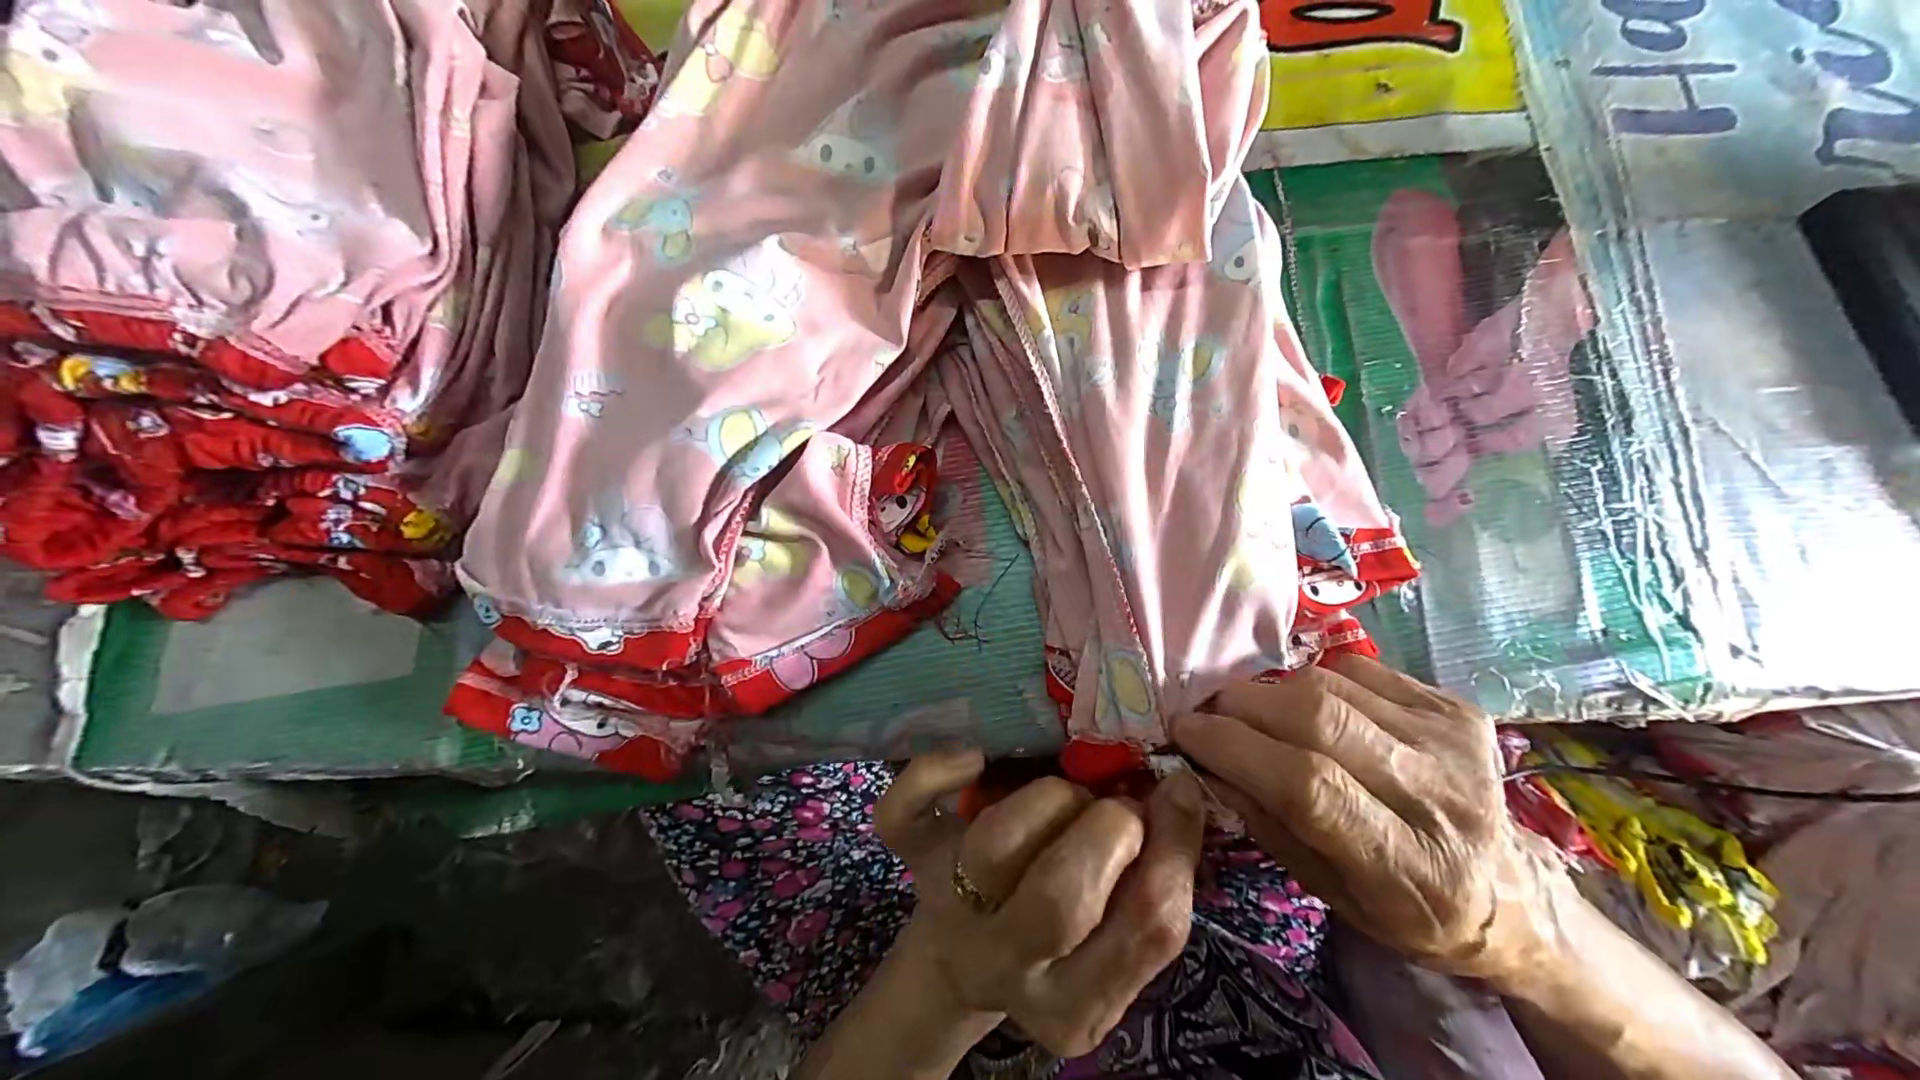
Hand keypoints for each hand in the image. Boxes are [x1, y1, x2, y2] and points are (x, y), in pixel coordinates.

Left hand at [873, 750, 1206, 1057]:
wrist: (958, 954)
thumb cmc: (1053, 939)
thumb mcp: (1111, 939)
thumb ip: (1148, 886)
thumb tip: (1179, 789)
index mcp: (1075, 1004)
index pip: (1148, 930)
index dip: (1171, 850)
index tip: (1174, 793)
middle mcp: (1007, 965)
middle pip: (1062, 895)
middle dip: (1107, 831)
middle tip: (1117, 807)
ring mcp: (949, 908)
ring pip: (995, 843)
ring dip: (1048, 800)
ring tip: (1068, 794)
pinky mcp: (909, 860)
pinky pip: (902, 814)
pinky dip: (932, 775)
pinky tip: (972, 760)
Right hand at [1172, 654, 1563, 982]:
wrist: (1508, 892)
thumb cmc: (1405, 908)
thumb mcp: (1325, 890)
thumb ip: (1265, 822)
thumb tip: (1204, 761)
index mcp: (1406, 865)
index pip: (1307, 785)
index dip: (1234, 747)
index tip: (1184, 731)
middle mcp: (1438, 796)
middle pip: (1317, 719)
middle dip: (1242, 706)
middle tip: (1208, 712)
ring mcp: (1453, 743)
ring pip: (1330, 685)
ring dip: (1269, 691)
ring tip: (1251, 711)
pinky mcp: (1456, 709)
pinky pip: (1358, 669)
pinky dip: (1313, 679)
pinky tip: (1308, 706)